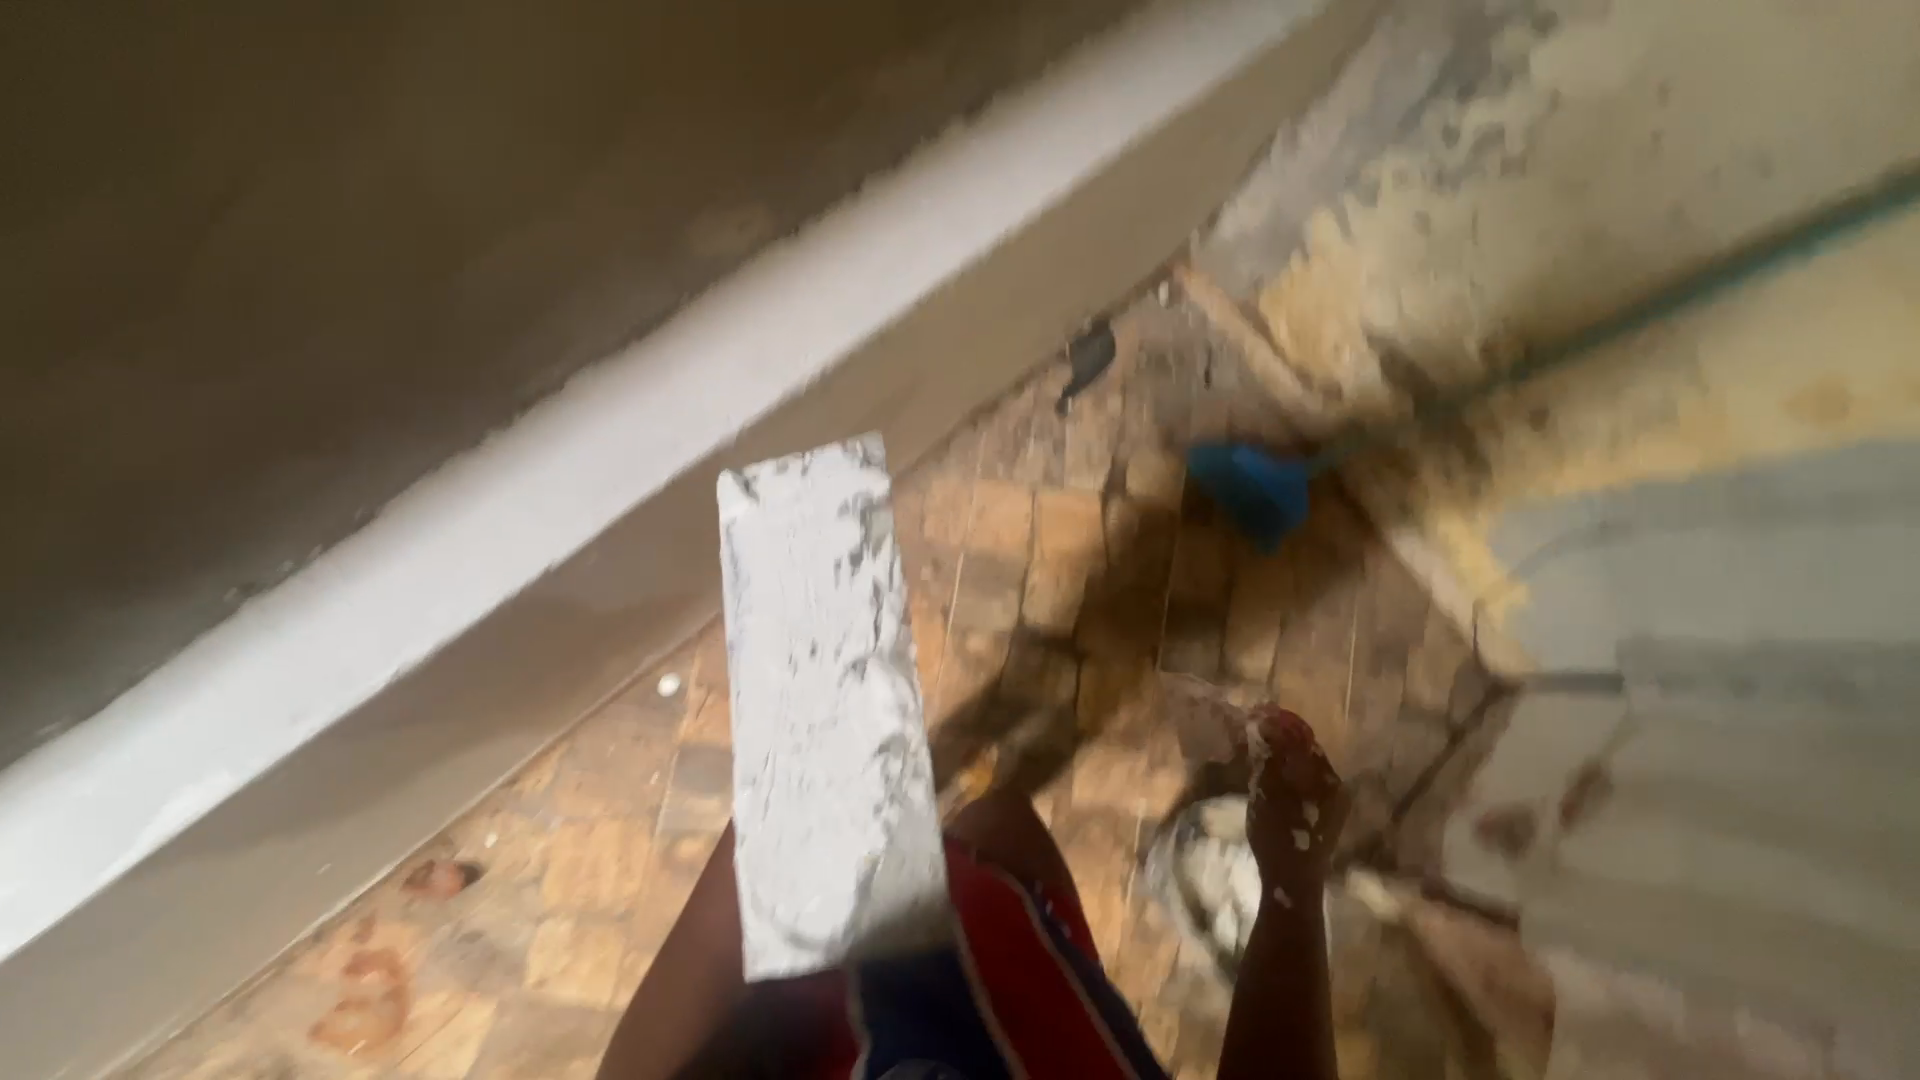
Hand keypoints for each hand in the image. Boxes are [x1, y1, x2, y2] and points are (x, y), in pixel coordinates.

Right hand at [1243, 705, 1347, 907]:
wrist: (1293, 883)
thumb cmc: (1277, 838)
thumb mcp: (1266, 793)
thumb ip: (1268, 758)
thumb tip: (1264, 726)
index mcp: (1324, 777)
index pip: (1301, 736)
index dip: (1278, 720)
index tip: (1255, 711)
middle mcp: (1335, 784)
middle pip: (1307, 747)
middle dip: (1281, 732)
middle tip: (1255, 723)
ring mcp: (1333, 799)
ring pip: (1307, 762)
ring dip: (1285, 748)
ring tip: (1260, 741)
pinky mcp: (1327, 812)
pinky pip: (1308, 777)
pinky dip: (1290, 766)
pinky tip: (1272, 767)